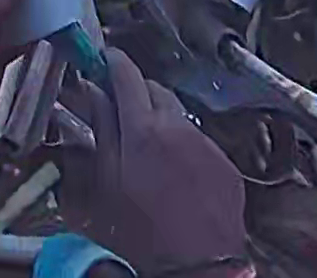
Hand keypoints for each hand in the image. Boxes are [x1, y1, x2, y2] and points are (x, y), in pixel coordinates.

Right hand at [70, 48, 246, 272]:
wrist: (200, 272)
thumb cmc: (141, 229)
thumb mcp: (109, 178)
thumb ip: (101, 125)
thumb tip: (90, 87)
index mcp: (142, 126)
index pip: (126, 71)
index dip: (112, 60)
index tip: (103, 59)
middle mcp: (176, 124)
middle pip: (153, 87)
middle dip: (137, 92)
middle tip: (123, 113)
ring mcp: (205, 142)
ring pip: (177, 112)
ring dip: (161, 117)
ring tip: (152, 148)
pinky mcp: (226, 162)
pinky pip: (199, 138)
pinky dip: (185, 143)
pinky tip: (178, 171)